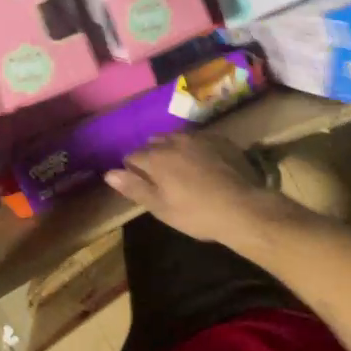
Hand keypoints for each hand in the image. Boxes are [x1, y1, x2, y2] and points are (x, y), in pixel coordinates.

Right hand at [104, 132, 284, 244]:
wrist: (242, 206)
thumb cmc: (196, 213)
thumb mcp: (161, 207)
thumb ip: (134, 187)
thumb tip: (108, 173)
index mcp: (156, 157)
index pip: (133, 156)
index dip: (132, 169)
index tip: (141, 184)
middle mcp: (175, 140)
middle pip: (154, 143)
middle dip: (152, 156)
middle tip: (161, 178)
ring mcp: (199, 137)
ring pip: (177, 138)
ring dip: (173, 149)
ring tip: (182, 169)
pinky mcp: (220, 139)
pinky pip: (199, 139)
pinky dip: (195, 149)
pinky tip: (204, 165)